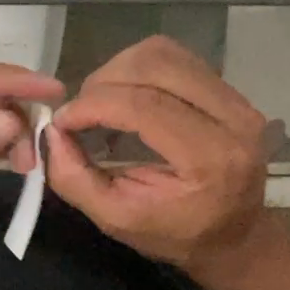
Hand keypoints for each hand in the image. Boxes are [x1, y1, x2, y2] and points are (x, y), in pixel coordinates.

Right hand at [46, 37, 272, 274]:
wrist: (235, 235)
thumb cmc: (176, 234)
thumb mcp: (117, 220)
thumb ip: (76, 179)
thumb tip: (51, 133)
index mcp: (211, 159)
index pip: (144, 106)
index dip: (93, 105)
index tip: (61, 121)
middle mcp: (233, 119)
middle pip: (154, 67)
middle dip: (103, 81)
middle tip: (80, 110)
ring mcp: (237, 99)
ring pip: (164, 53)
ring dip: (119, 69)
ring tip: (101, 100)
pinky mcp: (231, 89)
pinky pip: (176, 58)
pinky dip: (139, 68)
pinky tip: (125, 94)